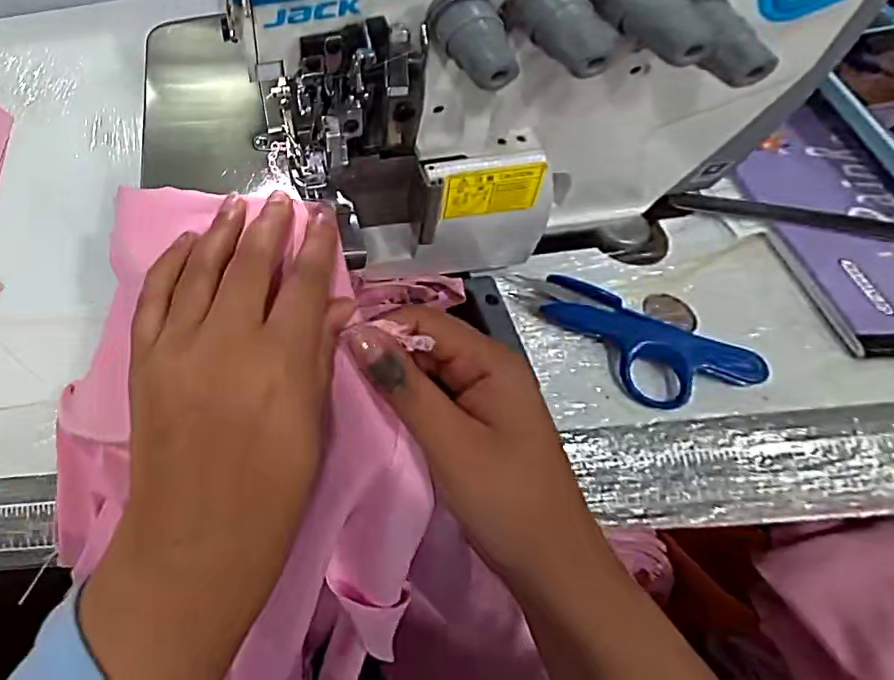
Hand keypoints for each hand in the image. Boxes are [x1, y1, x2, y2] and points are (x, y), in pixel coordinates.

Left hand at [80, 193, 354, 679]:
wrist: (192, 542)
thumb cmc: (269, 498)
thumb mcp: (311, 429)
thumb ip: (320, 357)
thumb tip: (336, 306)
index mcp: (280, 363)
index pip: (303, 284)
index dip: (315, 246)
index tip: (319, 217)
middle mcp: (228, 342)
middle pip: (250, 265)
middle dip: (268, 227)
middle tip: (277, 201)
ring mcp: (179, 346)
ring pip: (200, 269)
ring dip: (220, 233)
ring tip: (235, 207)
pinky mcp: (145, 358)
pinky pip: (155, 295)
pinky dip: (169, 263)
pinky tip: (185, 244)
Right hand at [345, 308, 714, 679]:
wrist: (555, 573)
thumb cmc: (506, 502)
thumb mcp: (448, 442)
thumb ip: (402, 385)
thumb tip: (357, 334)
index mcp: (491, 360)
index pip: (424, 319)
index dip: (382, 328)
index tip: (339, 348)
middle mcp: (487, 366)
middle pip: (423, 340)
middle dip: (383, 352)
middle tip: (338, 372)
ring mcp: (481, 393)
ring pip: (424, 367)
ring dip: (392, 377)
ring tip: (351, 390)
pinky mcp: (474, 418)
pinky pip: (432, 393)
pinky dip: (406, 399)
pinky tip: (379, 411)